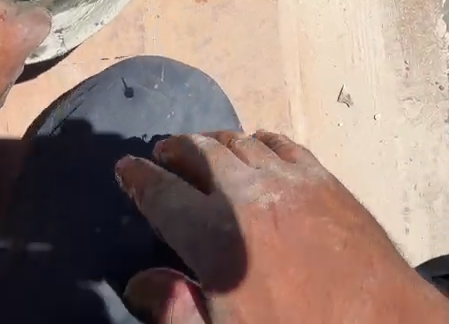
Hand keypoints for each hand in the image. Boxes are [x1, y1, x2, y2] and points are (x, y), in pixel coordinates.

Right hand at [115, 131, 448, 323]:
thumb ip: (178, 310)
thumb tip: (140, 280)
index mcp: (218, 238)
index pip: (164, 195)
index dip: (140, 179)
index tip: (125, 167)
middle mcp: (247, 194)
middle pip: (200, 153)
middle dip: (175, 151)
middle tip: (162, 155)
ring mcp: (288, 179)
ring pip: (238, 142)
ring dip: (213, 142)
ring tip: (201, 149)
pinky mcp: (322, 177)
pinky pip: (280, 143)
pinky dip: (257, 141)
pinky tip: (254, 148)